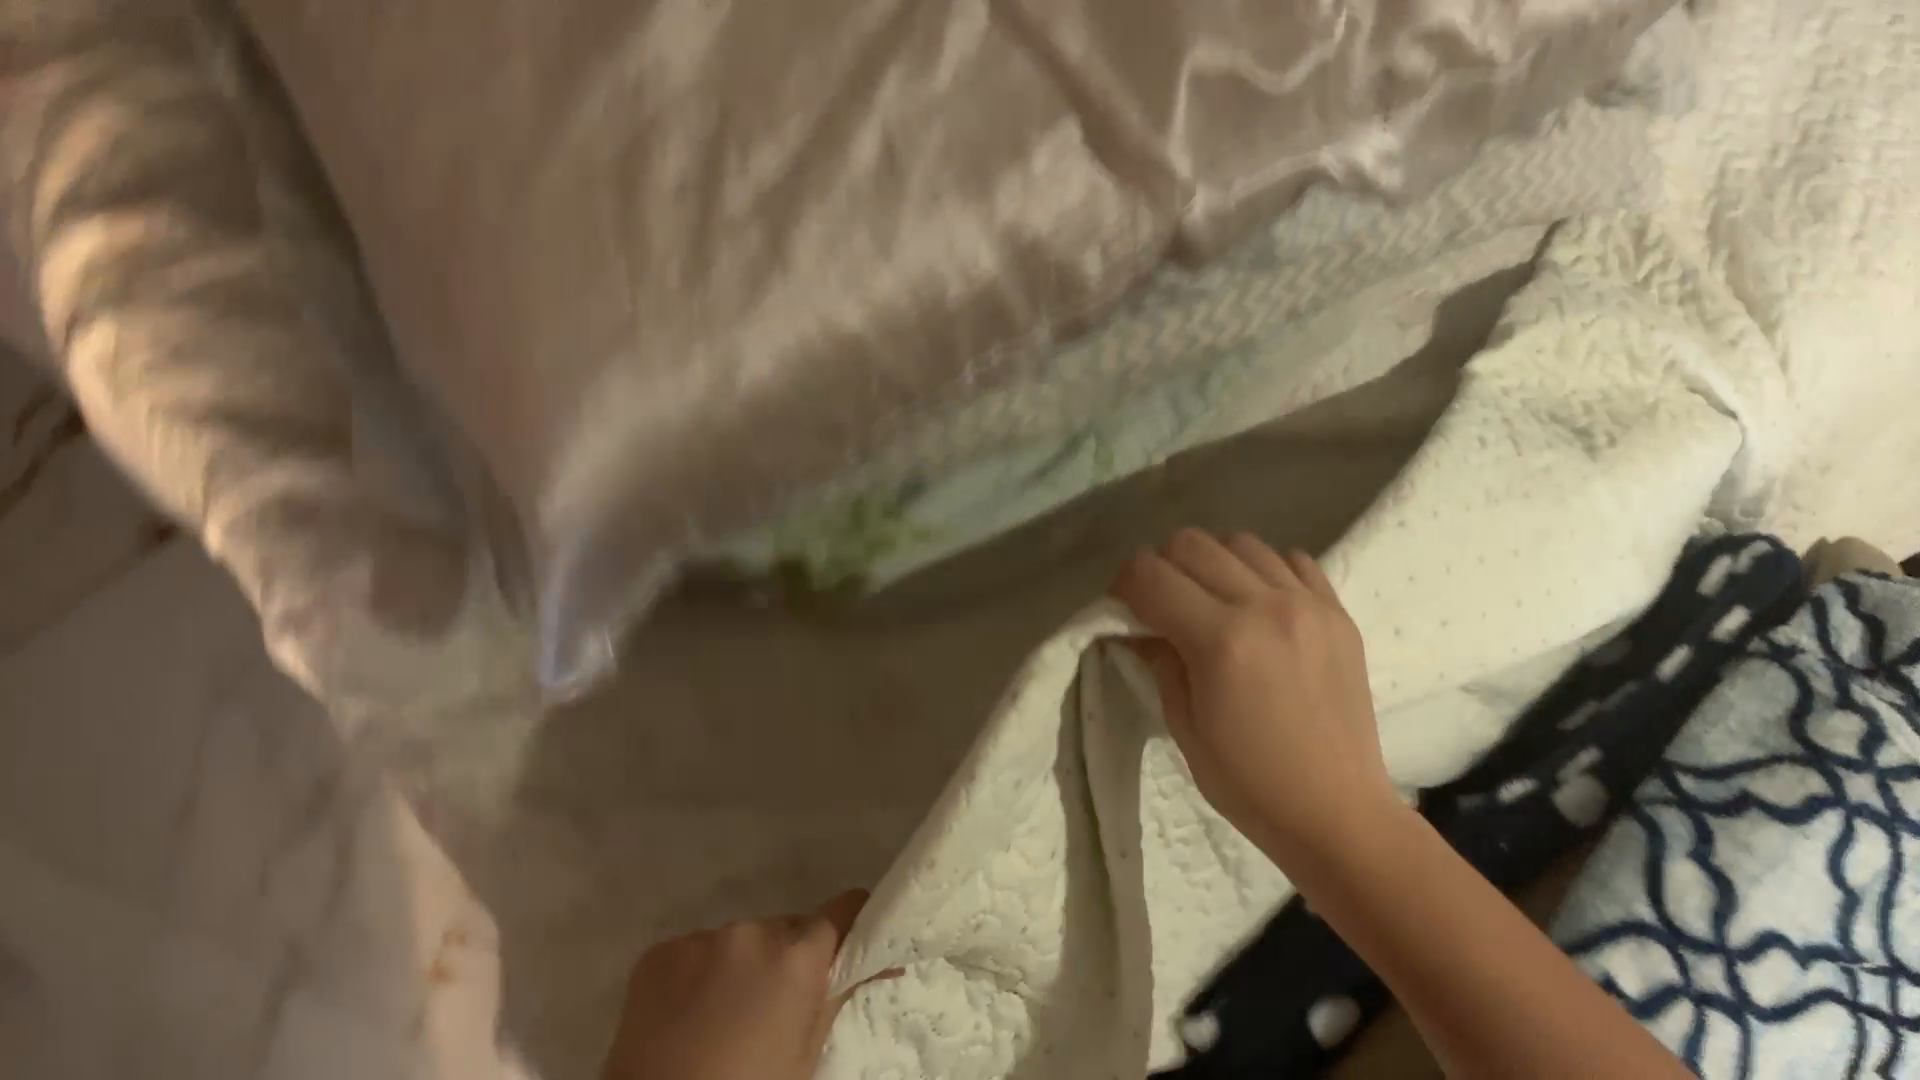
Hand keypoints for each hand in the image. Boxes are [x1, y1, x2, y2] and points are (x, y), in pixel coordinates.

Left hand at [602, 890, 882, 1079]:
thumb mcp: (805, 1057)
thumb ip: (835, 999)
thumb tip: (877, 962)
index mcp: (796, 958)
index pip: (843, 910)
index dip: (854, 921)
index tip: (858, 939)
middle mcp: (752, 932)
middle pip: (788, 931)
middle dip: (790, 960)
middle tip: (779, 1010)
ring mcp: (701, 939)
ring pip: (741, 942)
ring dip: (744, 966)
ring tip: (726, 1018)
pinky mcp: (659, 952)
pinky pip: (697, 952)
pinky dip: (701, 975)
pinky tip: (689, 1016)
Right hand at [1110, 530, 1394, 863]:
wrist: (1337, 812)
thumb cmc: (1249, 782)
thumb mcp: (1184, 727)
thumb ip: (1159, 662)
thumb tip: (1138, 627)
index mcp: (1221, 641)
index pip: (1150, 575)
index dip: (1123, 585)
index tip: (1122, 608)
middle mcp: (1265, 607)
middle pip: (1191, 544)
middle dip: (1162, 566)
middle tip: (1160, 603)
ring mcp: (1308, 605)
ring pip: (1240, 541)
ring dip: (1211, 562)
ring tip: (1210, 600)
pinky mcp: (1338, 612)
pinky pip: (1291, 560)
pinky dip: (1262, 570)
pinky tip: (1257, 605)